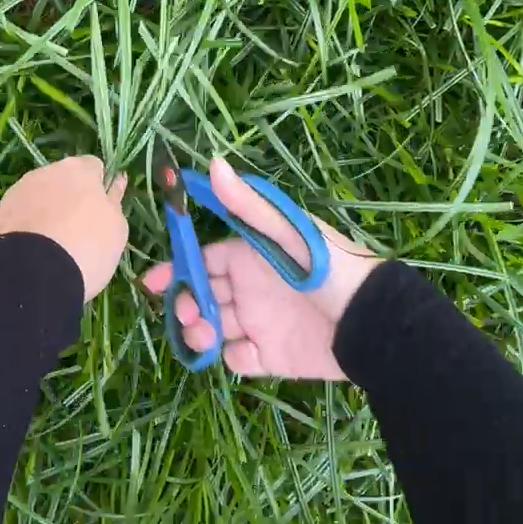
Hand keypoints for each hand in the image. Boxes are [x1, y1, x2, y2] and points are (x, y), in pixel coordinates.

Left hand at [0, 154, 128, 299]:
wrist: (31, 275)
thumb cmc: (85, 248)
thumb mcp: (116, 229)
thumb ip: (115, 201)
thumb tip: (116, 182)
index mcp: (80, 169)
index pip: (94, 166)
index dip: (100, 188)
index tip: (101, 213)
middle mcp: (48, 171)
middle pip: (65, 180)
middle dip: (71, 198)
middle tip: (79, 232)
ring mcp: (20, 190)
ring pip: (41, 196)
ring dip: (48, 211)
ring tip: (53, 246)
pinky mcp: (0, 212)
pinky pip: (22, 214)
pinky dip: (29, 226)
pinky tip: (33, 252)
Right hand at [140, 156, 382, 378]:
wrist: (371, 322)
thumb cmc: (328, 266)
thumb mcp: (287, 231)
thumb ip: (248, 205)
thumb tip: (212, 163)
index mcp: (249, 254)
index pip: (203, 259)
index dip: (176, 269)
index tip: (151, 282)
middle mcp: (249, 287)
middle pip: (202, 295)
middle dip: (185, 303)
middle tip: (185, 313)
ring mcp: (260, 322)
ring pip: (214, 328)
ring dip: (201, 332)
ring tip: (206, 335)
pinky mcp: (273, 356)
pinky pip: (241, 359)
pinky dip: (235, 358)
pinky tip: (248, 352)